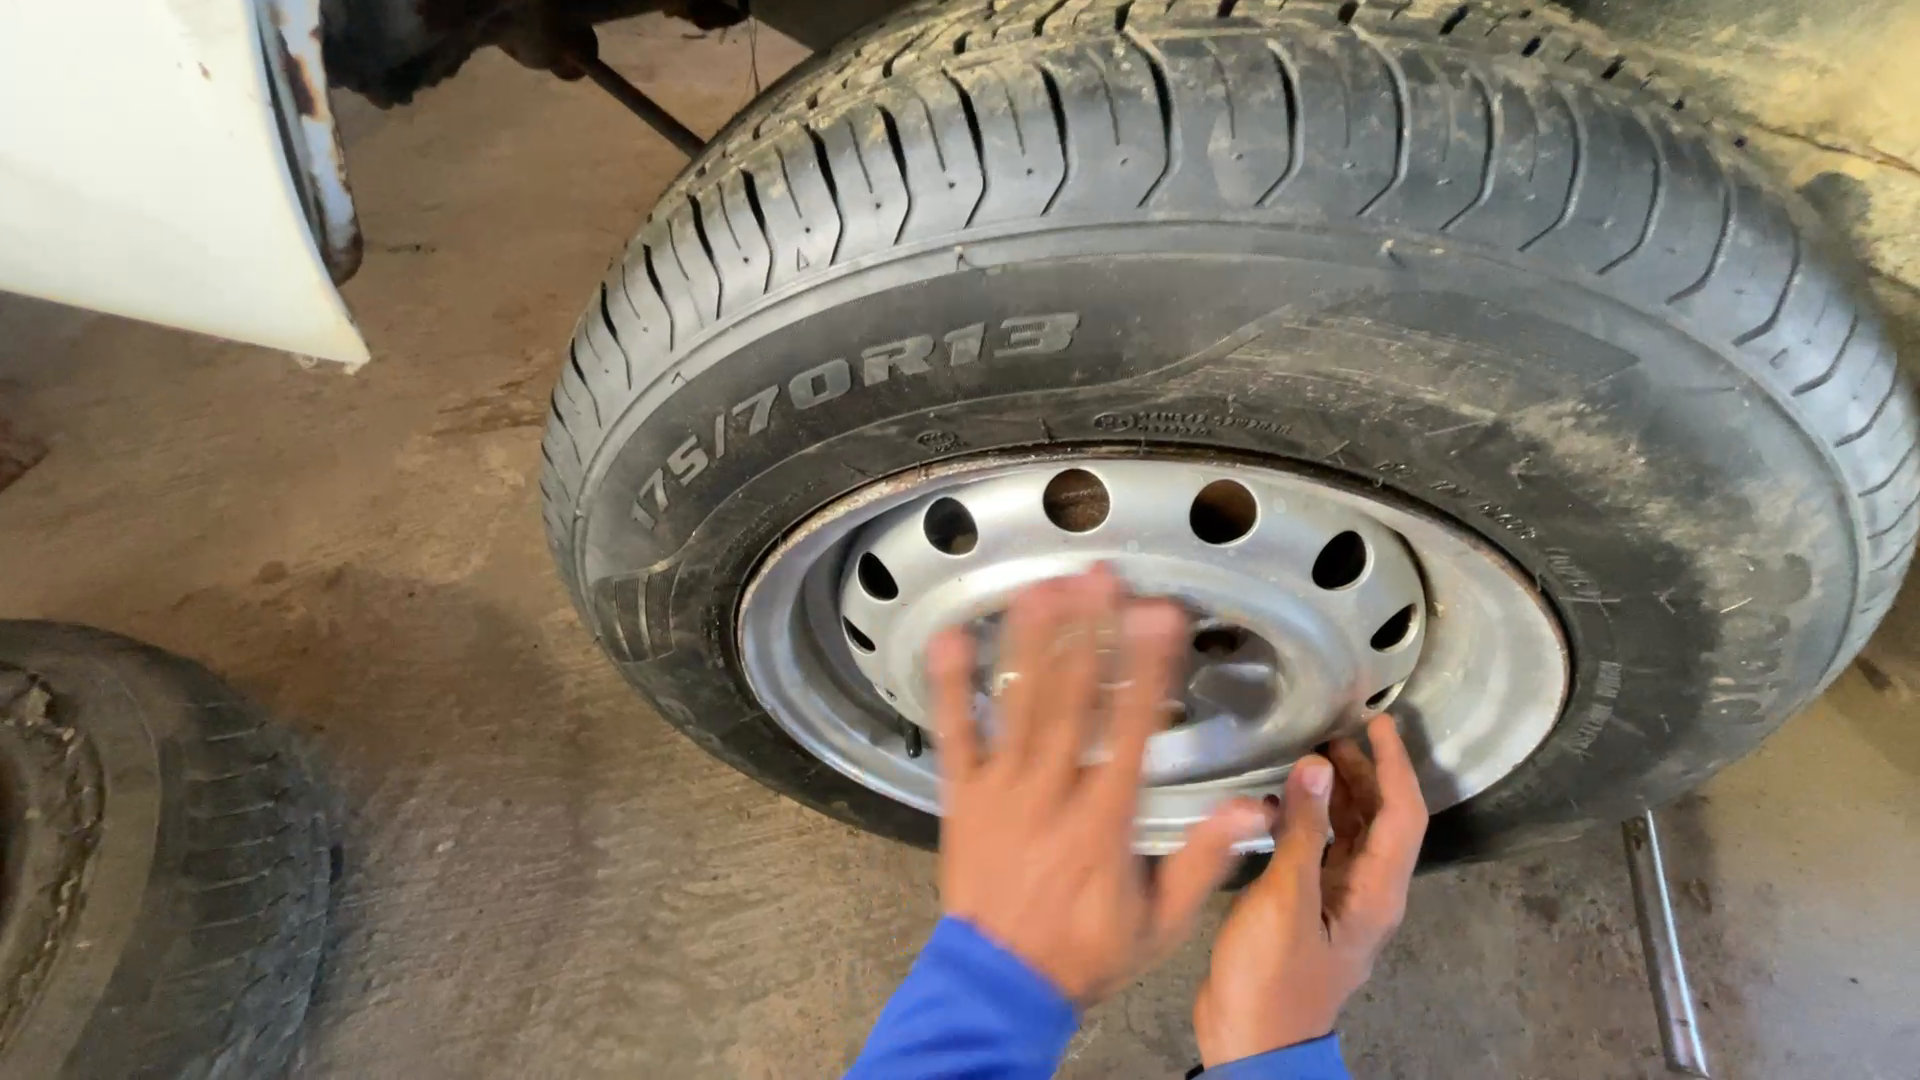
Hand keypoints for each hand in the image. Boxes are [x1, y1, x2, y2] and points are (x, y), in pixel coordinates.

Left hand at [929, 567, 1270, 1006]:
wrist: (999, 985)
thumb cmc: (1082, 951)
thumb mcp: (1159, 923)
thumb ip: (1203, 858)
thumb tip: (1256, 809)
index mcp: (1103, 821)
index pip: (1132, 729)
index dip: (1147, 668)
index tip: (1158, 616)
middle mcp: (1050, 793)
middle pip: (1072, 700)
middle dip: (1089, 632)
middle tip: (1100, 577)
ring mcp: (999, 789)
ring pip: (1017, 704)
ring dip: (1031, 642)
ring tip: (1043, 587)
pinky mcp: (960, 794)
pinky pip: (953, 732)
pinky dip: (950, 684)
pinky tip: (951, 637)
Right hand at [1192, 716, 1428, 1063]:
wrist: (1252, 1040)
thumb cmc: (1273, 974)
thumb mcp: (1287, 899)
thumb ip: (1304, 832)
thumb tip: (1319, 763)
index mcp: (1375, 892)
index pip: (1400, 815)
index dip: (1393, 764)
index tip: (1376, 721)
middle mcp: (1366, 892)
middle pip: (1378, 820)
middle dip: (1364, 771)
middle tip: (1330, 730)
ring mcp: (1335, 899)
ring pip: (1348, 832)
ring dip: (1336, 791)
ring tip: (1307, 753)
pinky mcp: (1306, 904)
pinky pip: (1318, 847)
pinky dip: (1308, 816)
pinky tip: (1278, 801)